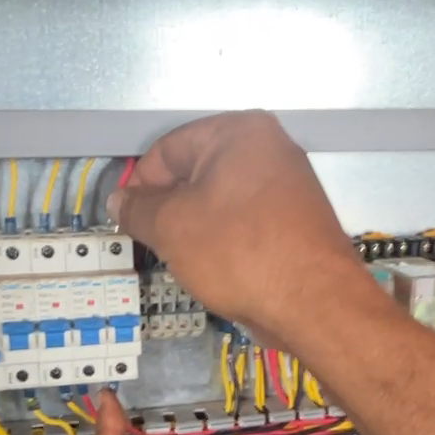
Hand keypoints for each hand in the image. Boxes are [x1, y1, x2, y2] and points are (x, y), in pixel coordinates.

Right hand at [110, 111, 373, 341]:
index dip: (140, 184)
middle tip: (155, 242)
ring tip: (188, 261)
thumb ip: (138, 209)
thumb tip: (121, 201)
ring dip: (197, 229)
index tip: (127, 218)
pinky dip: (226, 242)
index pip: (168, 149)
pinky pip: (246, 223)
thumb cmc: (237, 251)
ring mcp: (289, 186)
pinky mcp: (298, 221)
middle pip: (197, 174)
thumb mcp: (171, 227)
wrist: (313, 302)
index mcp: (240, 132)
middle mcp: (270, 148)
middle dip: (171, 209)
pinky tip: (219, 269)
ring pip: (221, 202)